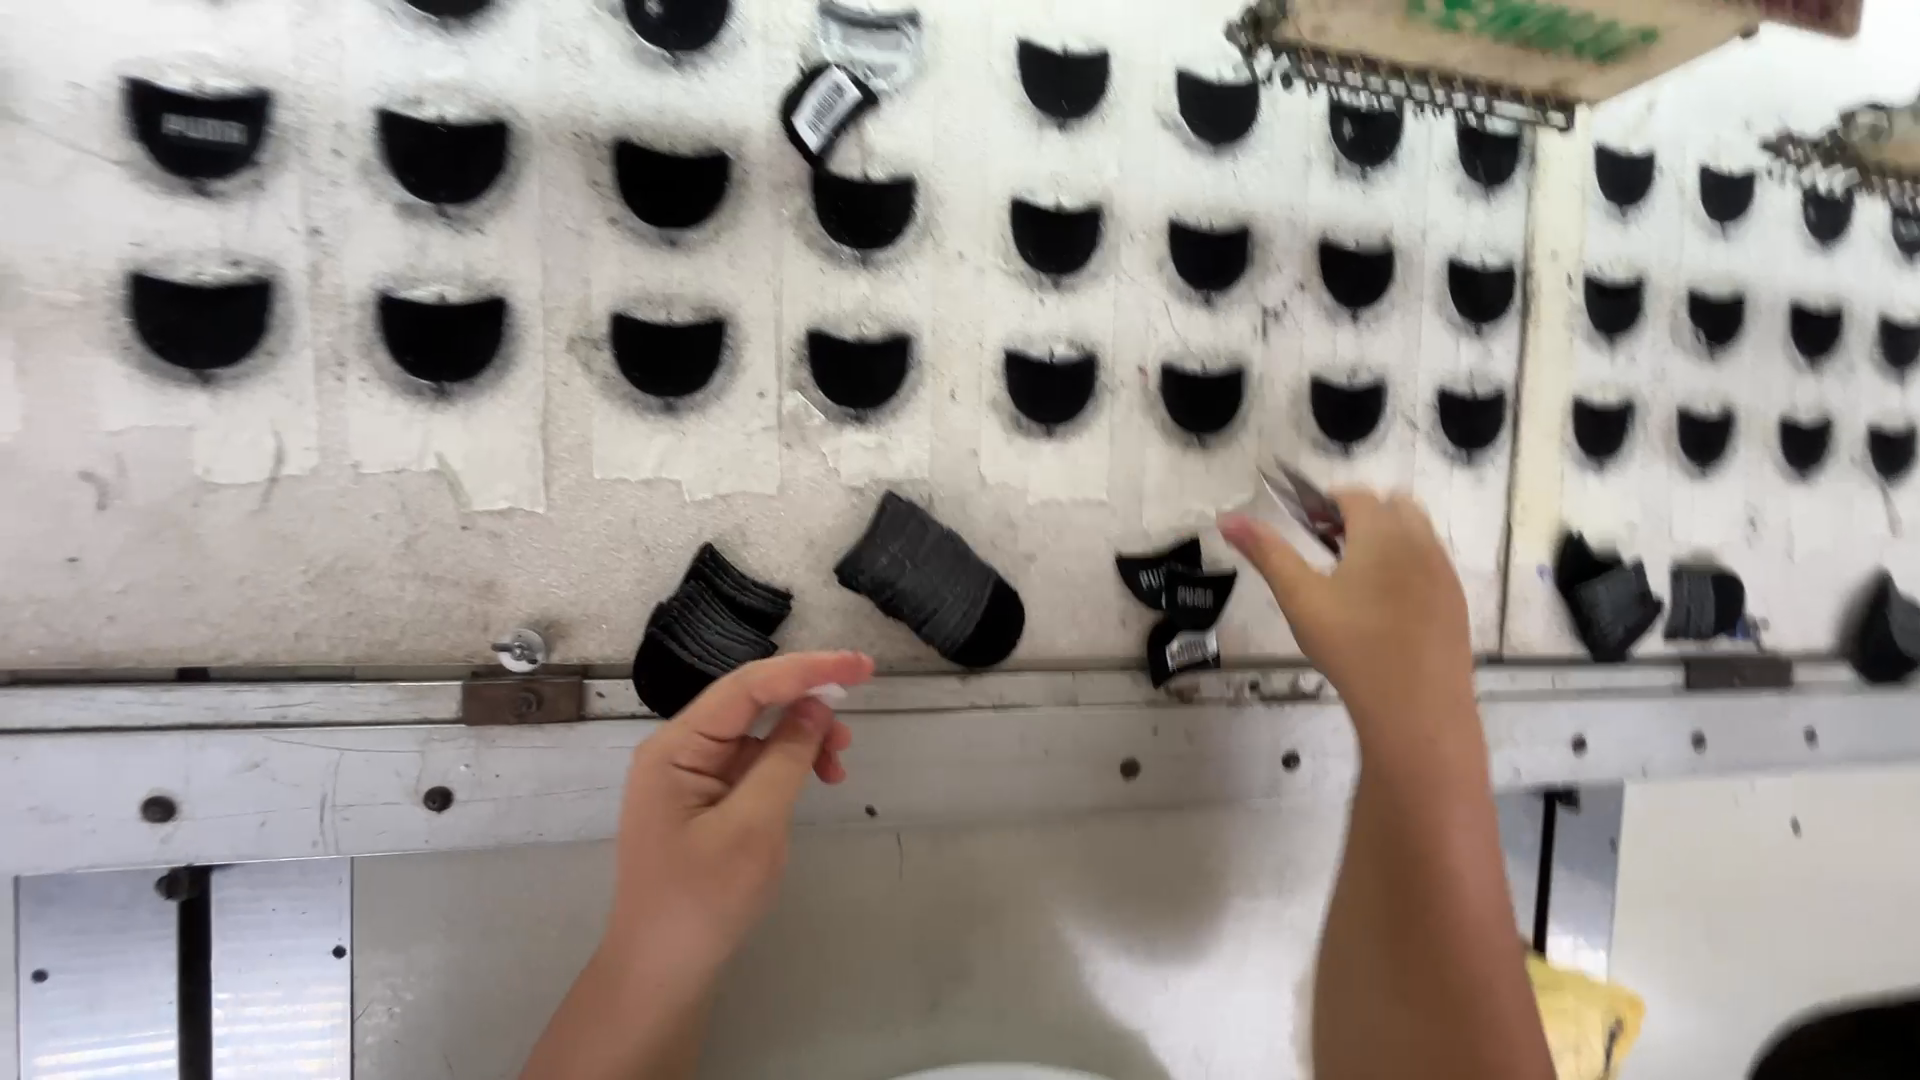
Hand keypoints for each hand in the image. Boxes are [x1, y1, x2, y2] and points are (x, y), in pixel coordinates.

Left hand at [603, 651, 873, 989]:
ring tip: (840, 763)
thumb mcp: (754, 827)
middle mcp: (682, 749)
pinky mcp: (709, 799)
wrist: (661, 976)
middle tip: (860, 699)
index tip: (860, 666)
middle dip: (807, 698)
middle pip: (752, 701)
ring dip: (804, 736)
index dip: (807, 669)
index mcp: (677, 747)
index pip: (748, 686)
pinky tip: (818, 778)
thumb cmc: (701, 901)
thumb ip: (786, 757)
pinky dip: (791, 764)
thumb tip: (817, 706)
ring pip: (759, 731)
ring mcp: (693, 775)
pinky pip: (756, 763)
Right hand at [1220, 493, 1474, 736]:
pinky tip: (1379, 606)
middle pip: (1394, 505)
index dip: (1326, 500)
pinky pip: (1429, 563)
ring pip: (1417, 533)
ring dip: (1385, 537)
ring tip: (1351, 575)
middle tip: (1327, 544)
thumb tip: (1228, 519)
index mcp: (1382, 533)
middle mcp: (1421, 543)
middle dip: (1360, 514)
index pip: (1356, 495)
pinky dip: (1404, 565)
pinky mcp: (1455, 602)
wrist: (1415, 706)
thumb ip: (1265, 552)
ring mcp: (1443, 573)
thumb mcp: (1298, 596)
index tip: (1304, 521)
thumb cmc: (1349, 644)